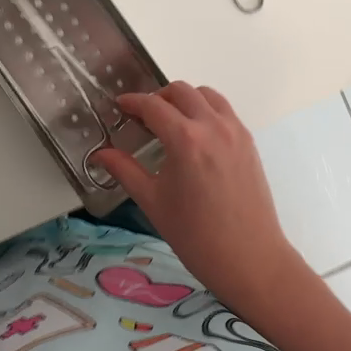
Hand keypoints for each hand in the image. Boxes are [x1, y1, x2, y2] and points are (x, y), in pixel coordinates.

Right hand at [93, 83, 306, 312]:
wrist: (250, 260)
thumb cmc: (196, 236)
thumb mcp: (153, 202)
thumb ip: (124, 170)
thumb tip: (100, 154)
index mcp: (185, 139)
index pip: (153, 106)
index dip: (132, 102)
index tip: (120, 106)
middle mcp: (211, 126)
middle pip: (180, 91)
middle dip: (158, 97)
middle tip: (144, 117)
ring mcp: (234, 131)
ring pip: (206, 94)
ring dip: (185, 99)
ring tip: (172, 121)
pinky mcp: (249, 141)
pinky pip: (224, 110)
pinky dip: (206, 110)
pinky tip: (197, 135)